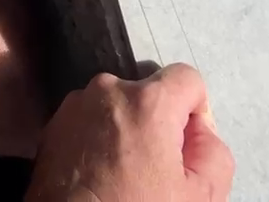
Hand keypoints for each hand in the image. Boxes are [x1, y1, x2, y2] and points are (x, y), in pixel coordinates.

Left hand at [26, 64, 231, 201]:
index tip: (188, 148)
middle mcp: (107, 88)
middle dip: (159, 126)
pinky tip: (101, 176)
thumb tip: (199, 129)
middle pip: (149, 95)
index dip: (197, 113)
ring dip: (128, 131)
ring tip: (125, 178)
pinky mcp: (55, 121)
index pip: (187, 78)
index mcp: (146, 101)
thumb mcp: (201, 197)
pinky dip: (100, 139)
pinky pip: (90, 119)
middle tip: (157, 172)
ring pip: (118, 107)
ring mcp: (75, 103)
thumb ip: (213, 153)